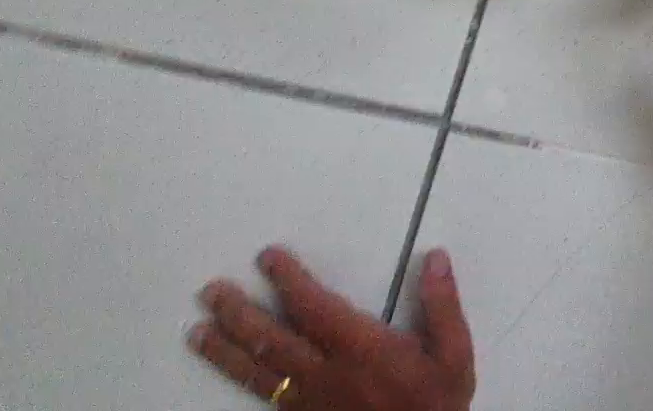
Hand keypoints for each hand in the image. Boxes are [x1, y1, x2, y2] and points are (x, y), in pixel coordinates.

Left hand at [190, 246, 474, 410]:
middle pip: (273, 342)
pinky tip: (227, 372)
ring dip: (226, 350)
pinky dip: (240, 383)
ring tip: (197, 330)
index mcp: (362, 350)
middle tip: (210, 290)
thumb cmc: (436, 403)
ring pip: (259, 374)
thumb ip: (443, 305)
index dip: (289, 281)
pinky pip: (266, 399)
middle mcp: (327, 375)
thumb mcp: (456, 355)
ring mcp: (310, 403)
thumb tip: (435, 257)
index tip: (267, 257)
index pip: (315, 309)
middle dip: (240, 313)